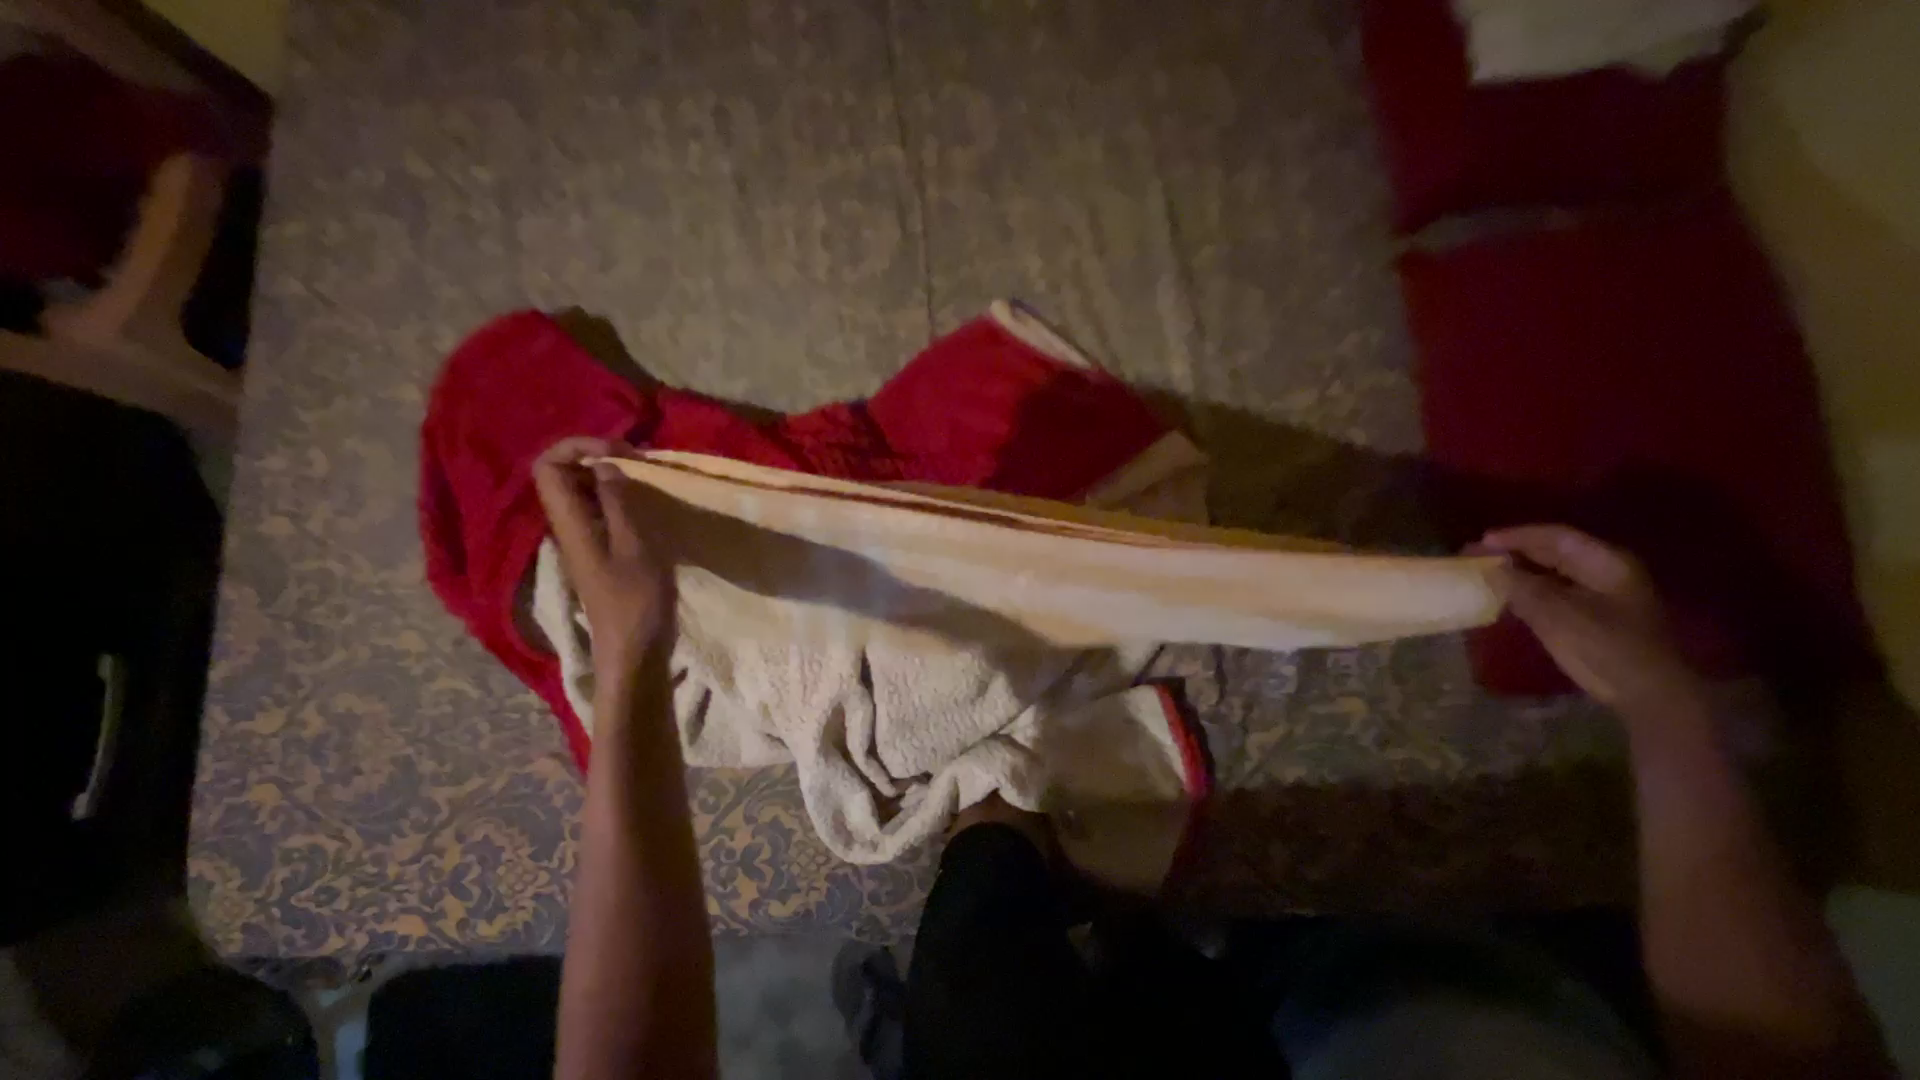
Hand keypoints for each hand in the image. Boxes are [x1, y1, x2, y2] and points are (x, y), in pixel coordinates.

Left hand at [532, 437, 672, 673]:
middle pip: (564, 475)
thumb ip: (618, 503)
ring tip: (647, 481)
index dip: (577, 447)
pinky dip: (617, 499)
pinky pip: (598, 511)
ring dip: (611, 478)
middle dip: (599, 458)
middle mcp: (567, 527)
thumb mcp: (635, 546)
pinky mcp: (598, 552)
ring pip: (582, 492)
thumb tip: (605, 467)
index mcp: (569, 523)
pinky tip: (644, 506)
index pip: (548, 466)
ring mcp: (581, 541)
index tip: (619, 452)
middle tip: (639, 464)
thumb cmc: (636, 601)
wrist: (632, 651)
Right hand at [1480, 525, 1708, 718]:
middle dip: (1516, 552)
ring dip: (1522, 572)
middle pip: (1556, 552)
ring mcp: (1605, 595)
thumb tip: (1490, 568)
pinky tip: (1511, 598)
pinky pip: (1558, 593)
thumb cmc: (1607, 649)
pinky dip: (1532, 591)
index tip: (1480, 543)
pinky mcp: (1598, 617)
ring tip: (1488, 575)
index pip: (1555, 536)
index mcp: (1605, 563)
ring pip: (1556, 573)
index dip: (1516, 536)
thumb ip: (1521, 588)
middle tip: (1477, 556)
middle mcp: (1607, 572)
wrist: (1651, 696)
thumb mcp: (1557, 616)